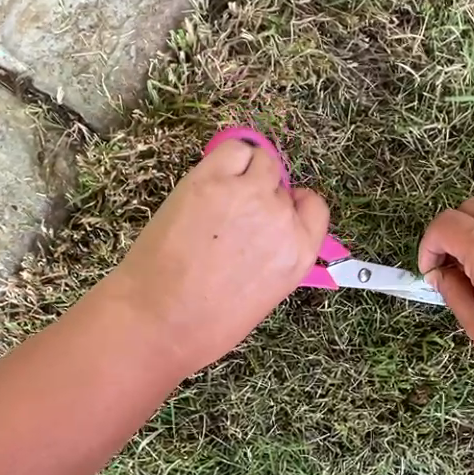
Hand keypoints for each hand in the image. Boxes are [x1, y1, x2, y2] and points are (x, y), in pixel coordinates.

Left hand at [88, 139, 329, 375]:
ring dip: (247, 172)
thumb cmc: (207, 324)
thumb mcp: (264, 298)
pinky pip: (233, 149)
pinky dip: (227, 158)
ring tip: (221, 195)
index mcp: (299, 254)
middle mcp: (280, 219)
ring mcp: (246, 194)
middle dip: (264, 195)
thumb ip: (276, 259)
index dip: (294, 207)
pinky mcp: (209, 180)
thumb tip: (264, 236)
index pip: (314, 208)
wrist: (159, 321)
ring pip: (261, 161)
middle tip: (235, 215)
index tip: (276, 212)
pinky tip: (211, 179)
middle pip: (282, 187)